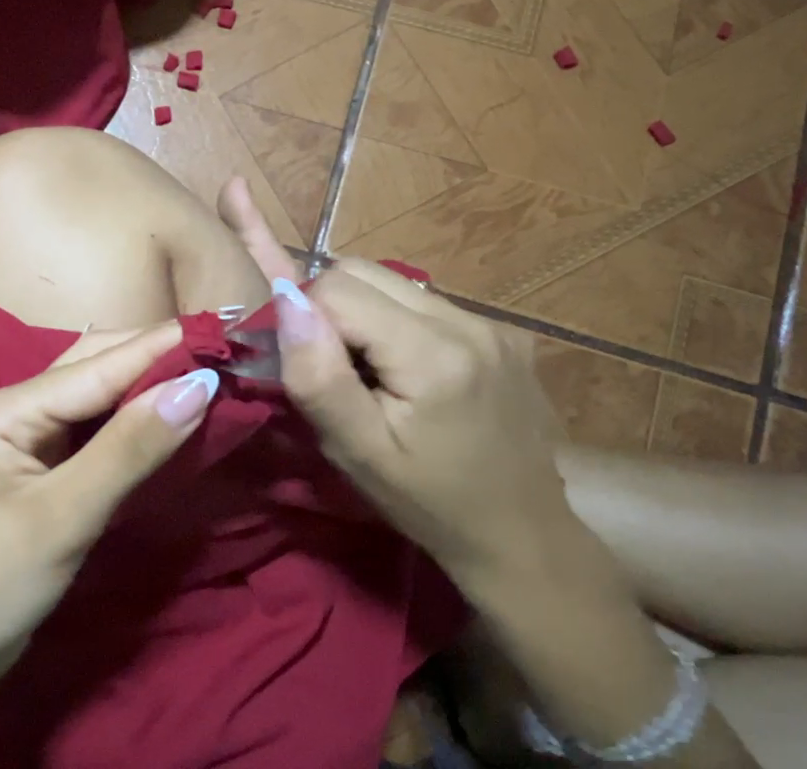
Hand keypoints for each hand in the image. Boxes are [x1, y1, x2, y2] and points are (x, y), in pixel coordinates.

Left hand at [0, 322, 218, 675]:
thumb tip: (198, 386)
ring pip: (97, 395)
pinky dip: (134, 419)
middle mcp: (15, 409)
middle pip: (93, 367)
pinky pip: (96, 428)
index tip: (223, 332)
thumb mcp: (65, 516)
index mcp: (5, 409)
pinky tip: (168, 416)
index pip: (95, 366)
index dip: (160, 348)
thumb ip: (130, 449)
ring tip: (208, 375)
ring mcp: (28, 439)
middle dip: (154, 358)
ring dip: (147, 385)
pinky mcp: (44, 468)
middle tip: (223, 354)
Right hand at [269, 259, 568, 580]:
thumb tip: (286, 300)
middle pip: (364, 271)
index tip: (317, 373)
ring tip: (374, 376)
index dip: (309, 323)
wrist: (521, 535)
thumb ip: (318, 375)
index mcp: (432, 352)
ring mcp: (492, 323)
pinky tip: (411, 376)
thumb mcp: (357, 452)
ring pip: (393, 282)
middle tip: (339, 373)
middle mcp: (467, 320)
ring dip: (365, 316)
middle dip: (332, 311)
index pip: (336, 288)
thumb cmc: (427, 502)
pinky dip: (398, 324)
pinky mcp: (503, 331)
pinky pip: (425, 302)